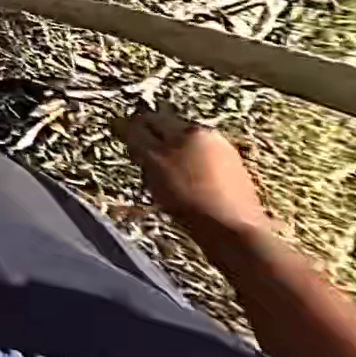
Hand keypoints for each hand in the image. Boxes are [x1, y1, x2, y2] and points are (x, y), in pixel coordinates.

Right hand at [114, 106, 270, 234]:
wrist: (237, 237)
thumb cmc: (188, 195)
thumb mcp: (151, 161)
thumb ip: (133, 136)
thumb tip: (118, 121)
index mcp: (192, 128)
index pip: (150, 119)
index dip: (133, 133)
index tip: (128, 151)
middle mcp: (212, 137)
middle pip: (169, 135)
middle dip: (153, 148)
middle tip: (146, 170)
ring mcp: (229, 159)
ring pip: (185, 153)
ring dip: (170, 163)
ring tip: (165, 186)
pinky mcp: (238, 181)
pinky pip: (201, 169)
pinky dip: (188, 177)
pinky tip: (185, 196)